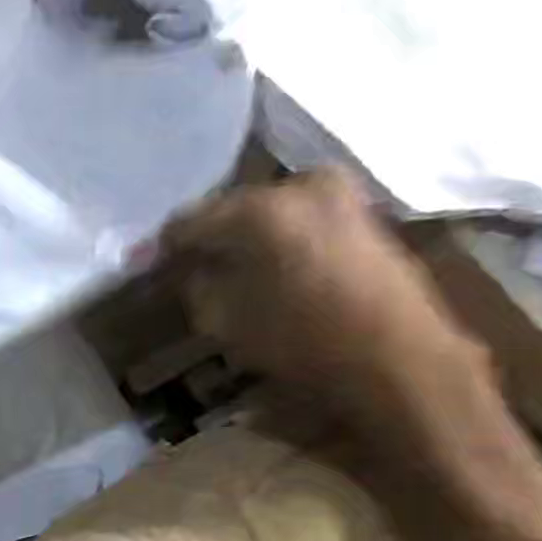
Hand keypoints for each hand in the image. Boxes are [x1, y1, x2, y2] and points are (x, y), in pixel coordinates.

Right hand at [160, 168, 488, 424]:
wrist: (396, 357)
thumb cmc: (302, 340)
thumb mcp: (226, 321)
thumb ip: (196, 286)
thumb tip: (188, 270)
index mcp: (258, 208)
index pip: (188, 221)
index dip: (162, 247)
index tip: (145, 267)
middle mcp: (298, 183)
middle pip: (230, 209)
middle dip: (207, 239)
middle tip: (185, 268)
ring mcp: (337, 192)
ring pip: (265, 213)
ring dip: (241, 239)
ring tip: (222, 270)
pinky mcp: (359, 211)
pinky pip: (296, 219)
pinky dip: (274, 240)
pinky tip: (263, 267)